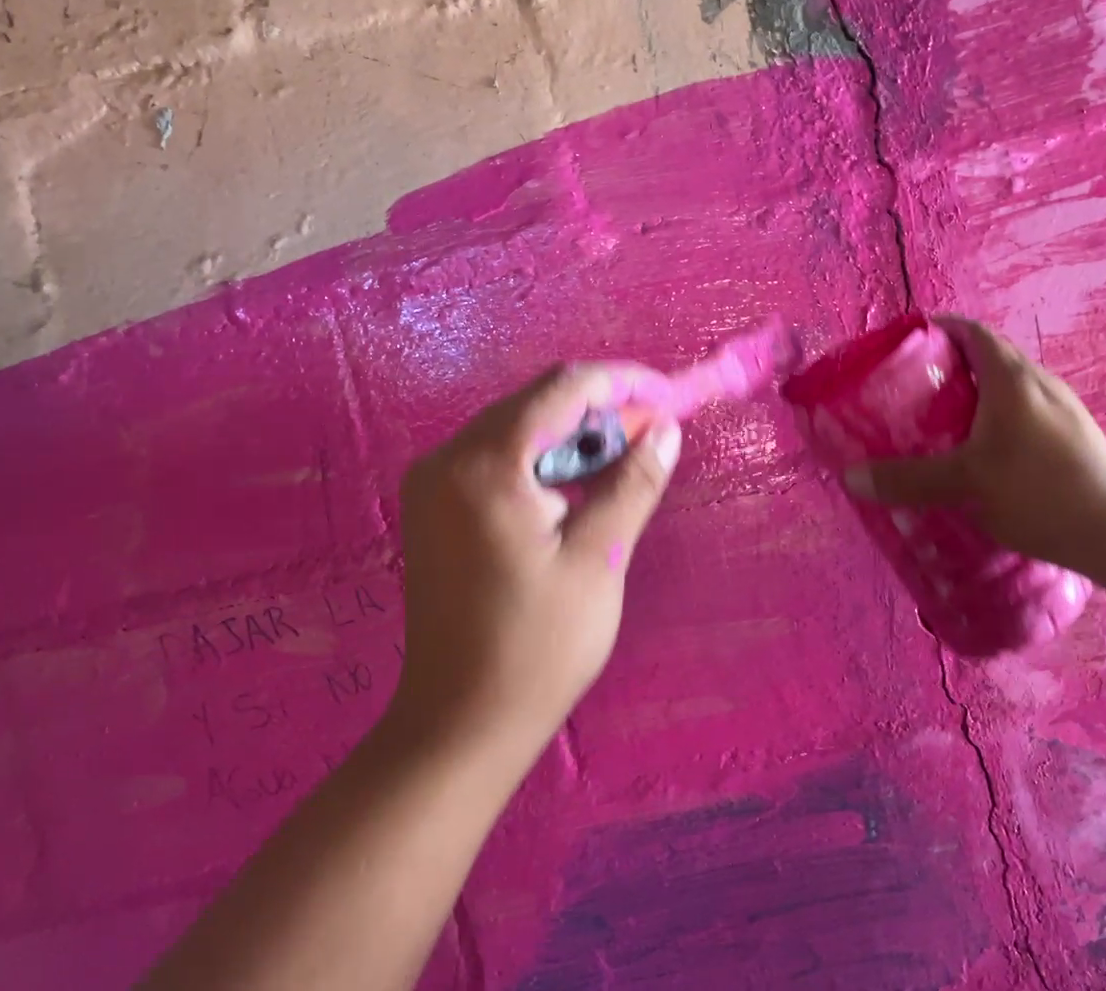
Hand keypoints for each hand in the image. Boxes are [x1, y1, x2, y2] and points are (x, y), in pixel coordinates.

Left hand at [394, 363, 680, 748]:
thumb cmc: (538, 645)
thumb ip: (632, 483)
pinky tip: (575, 492)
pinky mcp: (433, 509)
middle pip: (535, 403)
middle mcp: (446, 459)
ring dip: (573, 437)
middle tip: (655, 438)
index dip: (625, 383)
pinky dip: (543, 463)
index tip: (673, 399)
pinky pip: (497, 460)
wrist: (462, 720)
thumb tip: (666, 428)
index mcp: (485, 466)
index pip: (563, 389)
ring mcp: (432, 484)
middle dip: (601, 410)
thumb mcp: (598, 559)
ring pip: (517, 429)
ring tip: (624, 467)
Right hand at [842, 317, 1105, 574]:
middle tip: (910, 395)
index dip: (935, 331)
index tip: (902, 347)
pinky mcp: (1073, 438)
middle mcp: (1040, 382)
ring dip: (973, 399)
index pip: (969, 331)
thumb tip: (850, 477)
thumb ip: (907, 479)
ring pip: (1007, 390)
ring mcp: (1063, 410)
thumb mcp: (964, 483)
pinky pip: (1024, 414)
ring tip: (939, 429)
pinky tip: (982, 460)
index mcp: (1012, 377)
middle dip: (947, 369)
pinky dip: (995, 423)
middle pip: (987, 359)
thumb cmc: (1038, 491)